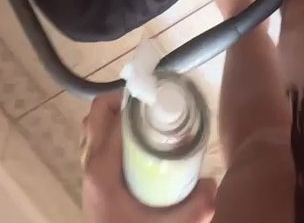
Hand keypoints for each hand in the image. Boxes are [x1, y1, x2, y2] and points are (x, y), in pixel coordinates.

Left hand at [81, 94, 217, 222]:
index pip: (111, 120)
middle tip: (149, 107)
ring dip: (114, 120)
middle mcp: (89, 167)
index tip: (156, 96)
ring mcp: (87, 176)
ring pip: (93, 131)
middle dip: (121, 103)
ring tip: (142, 123)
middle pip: (96, 117)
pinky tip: (136, 151)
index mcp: (101, 171)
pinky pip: (96, 148)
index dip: (132, 101)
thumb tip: (215, 184)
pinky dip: (112, 139)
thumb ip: (195, 208)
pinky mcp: (92, 186)